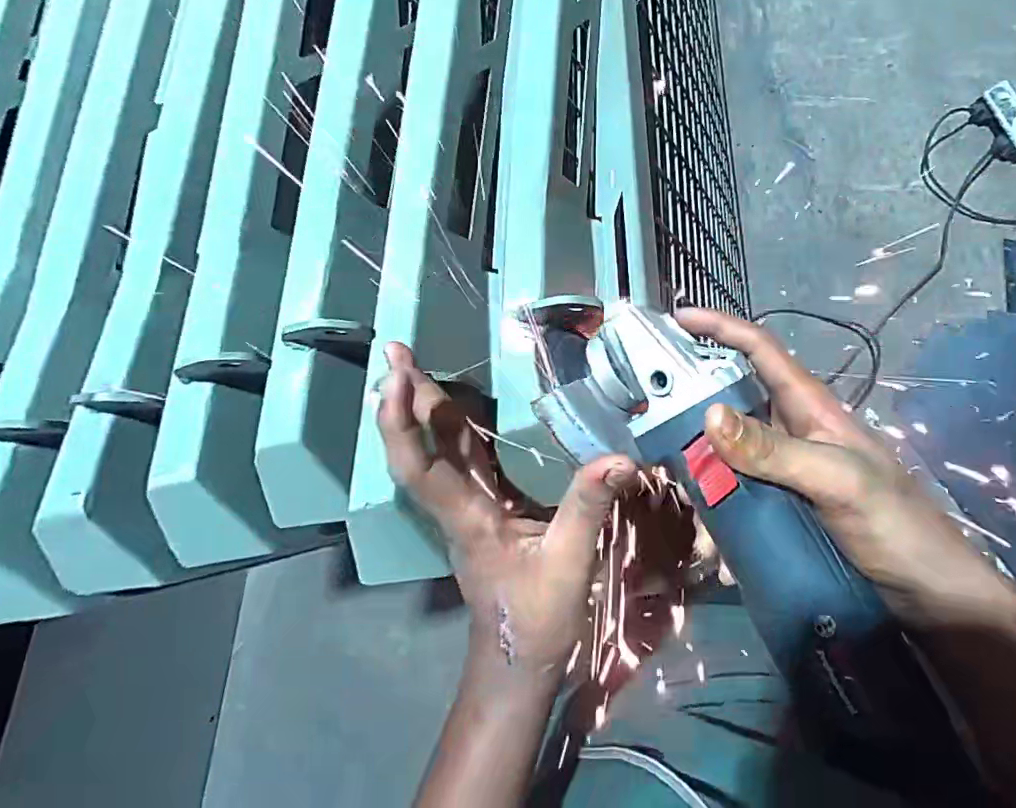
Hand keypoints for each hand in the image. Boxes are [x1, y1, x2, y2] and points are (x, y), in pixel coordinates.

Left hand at [378, 342, 635, 681]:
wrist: (518, 664)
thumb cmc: (537, 619)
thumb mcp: (569, 563)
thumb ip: (589, 507)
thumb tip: (619, 457)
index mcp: (469, 518)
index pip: (423, 467)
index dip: (403, 423)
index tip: (396, 378)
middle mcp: (459, 508)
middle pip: (423, 449)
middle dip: (406, 399)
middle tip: (396, 351)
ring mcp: (468, 511)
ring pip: (440, 452)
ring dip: (424, 410)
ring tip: (414, 368)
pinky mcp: (484, 513)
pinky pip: (463, 462)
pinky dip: (453, 430)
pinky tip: (458, 412)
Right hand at [674, 308, 1015, 633]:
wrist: (933, 596)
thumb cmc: (895, 525)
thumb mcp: (836, 481)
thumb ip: (775, 450)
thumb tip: (709, 413)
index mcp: (812, 407)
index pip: (762, 350)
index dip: (722, 328)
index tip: (679, 318)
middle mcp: (796, 430)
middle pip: (736, 398)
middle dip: (695, 399)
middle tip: (650, 412)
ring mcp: (791, 471)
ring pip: (732, 450)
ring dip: (703, 461)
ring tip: (670, 479)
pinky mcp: (788, 508)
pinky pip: (741, 494)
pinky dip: (721, 505)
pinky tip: (707, 534)